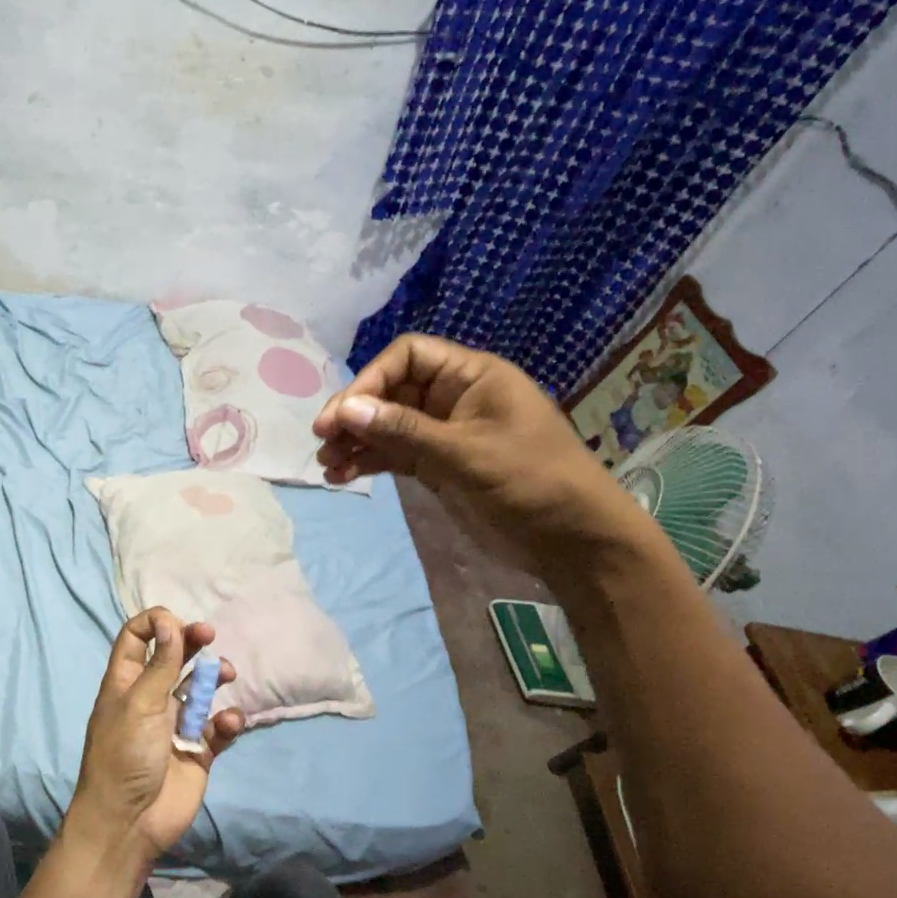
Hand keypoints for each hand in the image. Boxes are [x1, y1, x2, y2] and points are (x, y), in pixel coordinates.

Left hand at [68, 608, 245, 864]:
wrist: (129, 822)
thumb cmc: (124, 755)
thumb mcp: (140, 703)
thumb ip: (160, 664)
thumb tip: (170, 621)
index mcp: (125, 681)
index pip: (136, 638)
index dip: (155, 623)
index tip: (177, 621)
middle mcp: (150, 697)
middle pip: (173, 658)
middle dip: (192, 643)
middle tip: (210, 634)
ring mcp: (175, 723)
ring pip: (200, 690)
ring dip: (214, 678)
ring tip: (228, 674)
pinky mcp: (197, 750)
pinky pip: (218, 726)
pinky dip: (226, 720)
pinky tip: (228, 722)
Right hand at [313, 334, 652, 573]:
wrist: (573, 540)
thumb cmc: (531, 482)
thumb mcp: (465, 453)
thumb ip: (403, 430)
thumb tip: (345, 409)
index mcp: (472, 376)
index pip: (408, 356)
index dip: (370, 379)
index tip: (342, 414)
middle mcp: (454, 398)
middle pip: (390, 391)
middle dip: (356, 414)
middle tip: (323, 440)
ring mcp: (445, 433)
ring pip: (387, 425)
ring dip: (356, 441)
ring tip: (327, 464)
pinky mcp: (438, 465)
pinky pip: (394, 454)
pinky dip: (368, 463)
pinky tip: (343, 477)